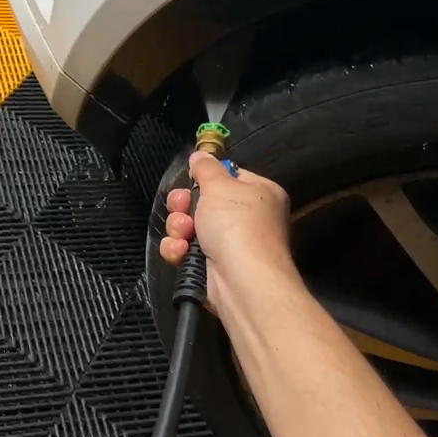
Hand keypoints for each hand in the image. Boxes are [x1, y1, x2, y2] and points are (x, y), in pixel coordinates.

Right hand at [159, 150, 293, 278]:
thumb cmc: (237, 226)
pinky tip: (181, 251)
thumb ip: (205, 167)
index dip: (207, 178)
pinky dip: (179, 249)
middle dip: (184, 205)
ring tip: (184, 233)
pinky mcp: (211, 266)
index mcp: (259, 194)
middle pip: (201, 200)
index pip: (228, 177)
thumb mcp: (220, 185)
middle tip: (182, 207)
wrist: (242, 281)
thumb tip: (199, 155)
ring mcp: (229, 244)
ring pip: (189, 225)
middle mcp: (247, 219)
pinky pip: (186, 249)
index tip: (193, 181)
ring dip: (178, 227)